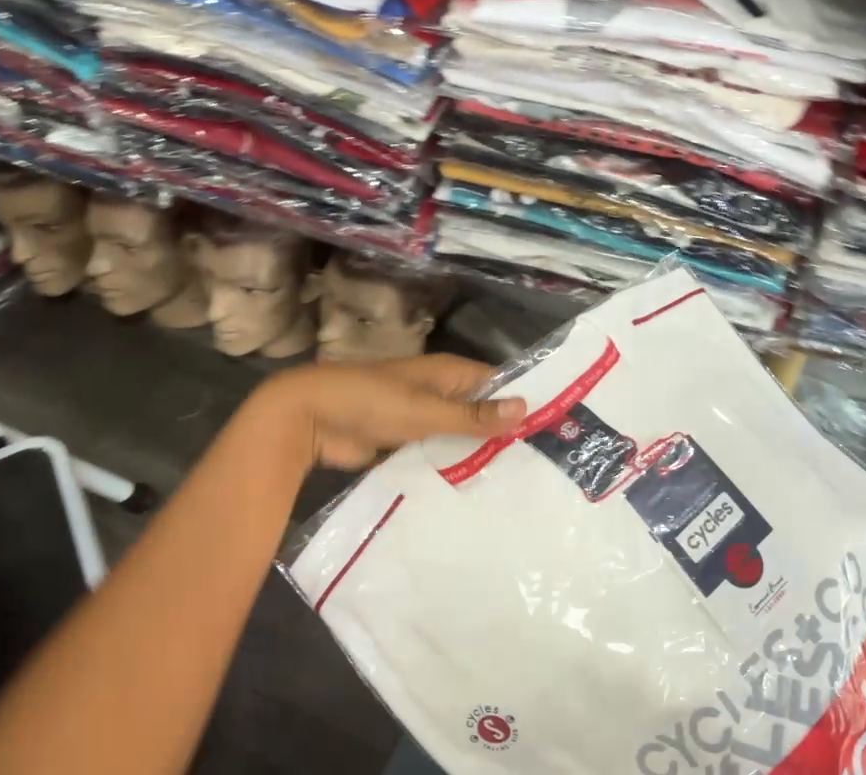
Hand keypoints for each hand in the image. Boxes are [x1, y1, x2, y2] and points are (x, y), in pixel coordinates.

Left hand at [250, 355, 526, 471]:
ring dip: (477, 455)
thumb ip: (473, 414)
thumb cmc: (372, 402)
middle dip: (503, 435)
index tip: (554, 429)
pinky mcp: (404, 444)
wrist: (311, 418)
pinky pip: (436, 456)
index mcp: (448, 373)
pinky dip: (451, 469)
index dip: (521, 402)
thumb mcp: (426, 410)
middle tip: (543, 468)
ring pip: (459, 437)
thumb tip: (526, 408)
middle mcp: (439, 392)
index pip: (497, 383)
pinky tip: (475, 494)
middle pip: (480, 412)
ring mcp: (421, 419)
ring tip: (518, 486)